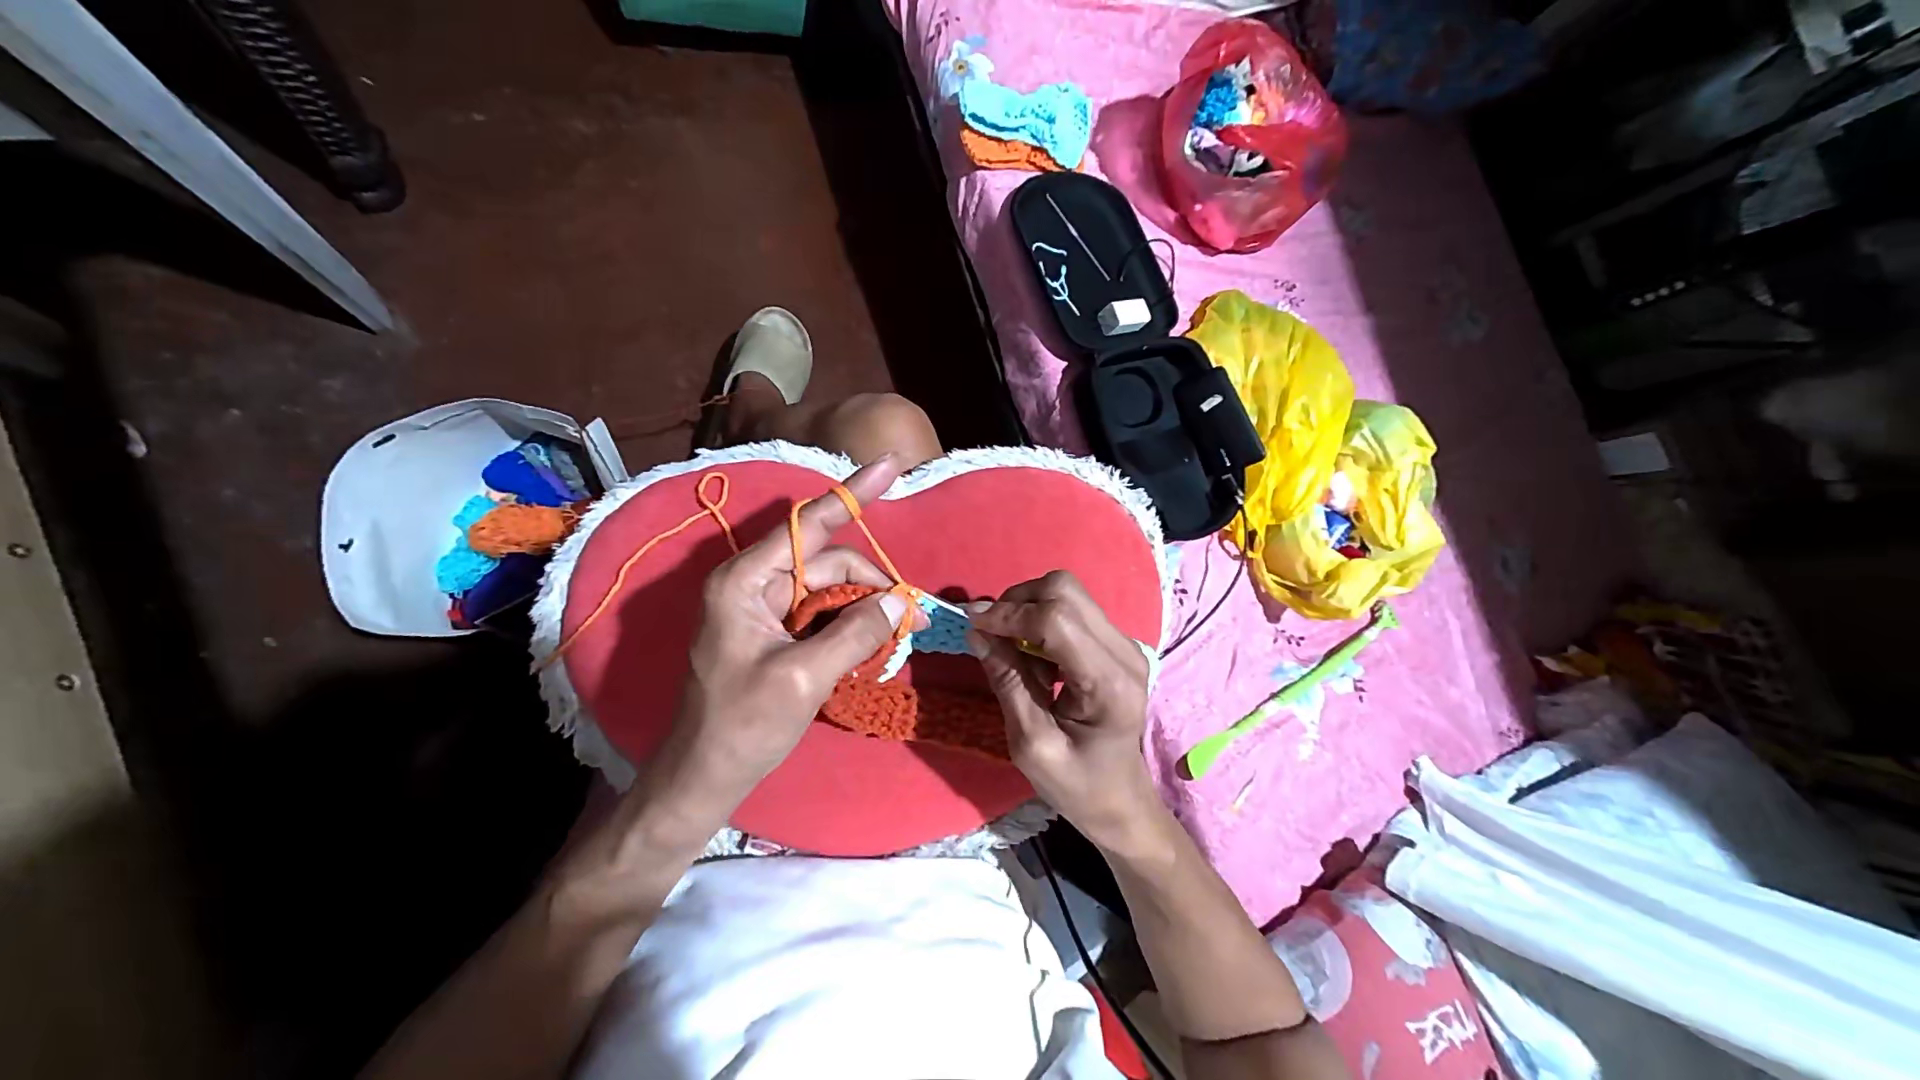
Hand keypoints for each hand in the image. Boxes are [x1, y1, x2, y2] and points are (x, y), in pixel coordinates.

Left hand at [671, 454, 925, 801]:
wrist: (706, 774)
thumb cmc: (743, 725)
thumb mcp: (803, 677)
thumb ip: (854, 632)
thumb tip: (899, 601)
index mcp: (744, 581)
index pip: (807, 525)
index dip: (852, 493)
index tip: (891, 464)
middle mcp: (754, 583)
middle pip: (827, 561)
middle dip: (872, 582)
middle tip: (913, 616)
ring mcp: (764, 607)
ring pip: (830, 588)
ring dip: (866, 605)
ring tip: (901, 632)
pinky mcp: (776, 631)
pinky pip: (823, 612)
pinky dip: (851, 622)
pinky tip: (875, 640)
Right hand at [968, 571, 1163, 853]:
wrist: (1120, 801)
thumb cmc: (1077, 784)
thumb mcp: (1030, 744)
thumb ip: (1007, 682)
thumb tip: (977, 630)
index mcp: (1108, 684)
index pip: (1057, 620)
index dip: (1009, 615)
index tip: (972, 625)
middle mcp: (1124, 652)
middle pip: (1064, 590)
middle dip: (1017, 603)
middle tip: (991, 635)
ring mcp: (1125, 644)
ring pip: (1067, 593)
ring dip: (1028, 612)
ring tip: (1015, 655)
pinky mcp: (1116, 644)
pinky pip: (1072, 610)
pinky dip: (1041, 622)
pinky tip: (1035, 659)